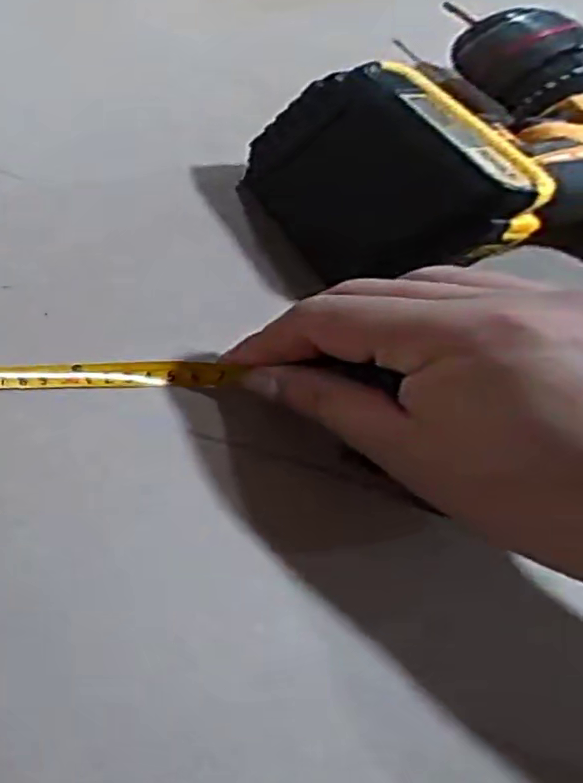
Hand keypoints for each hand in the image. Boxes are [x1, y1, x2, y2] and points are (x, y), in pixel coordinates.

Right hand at [224, 266, 582, 577]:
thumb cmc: (556, 500)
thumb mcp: (414, 455)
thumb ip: (327, 404)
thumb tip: (262, 379)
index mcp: (461, 333)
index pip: (327, 316)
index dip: (268, 342)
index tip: (235, 368)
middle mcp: (510, 300)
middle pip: (367, 290)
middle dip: (307, 327)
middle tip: (276, 367)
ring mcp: (556, 303)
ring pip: (420, 282)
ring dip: (362, 313)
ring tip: (340, 356)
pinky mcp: (580, 318)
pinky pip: (476, 291)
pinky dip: (420, 310)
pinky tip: (412, 345)